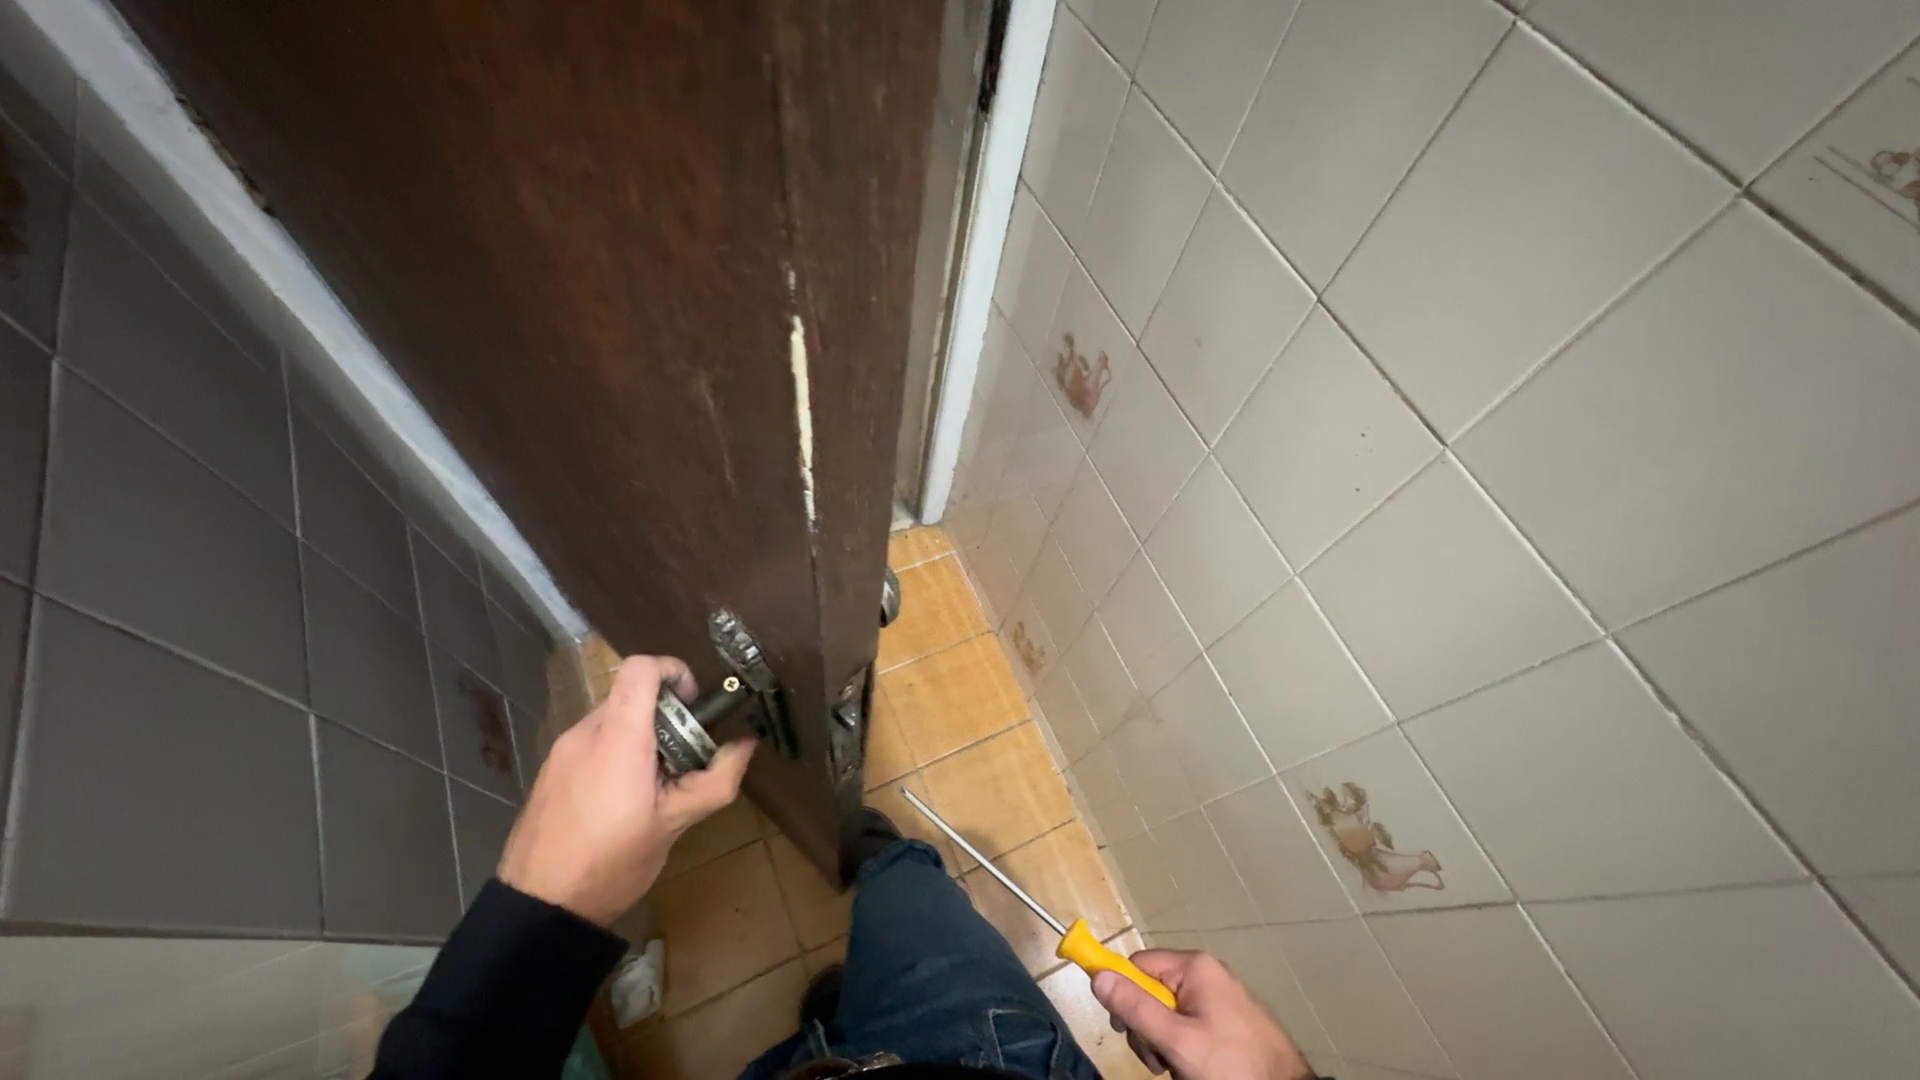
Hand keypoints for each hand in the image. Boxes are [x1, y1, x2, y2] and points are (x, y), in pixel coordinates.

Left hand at [497, 655, 755, 925]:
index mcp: (618, 737)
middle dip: (665, 716)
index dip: (674, 670)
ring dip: (641, 737)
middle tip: (683, 758)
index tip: (694, 705)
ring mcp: (561, 751)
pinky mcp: (550, 771)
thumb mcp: (676, 822)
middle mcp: (585, 732)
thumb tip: (747, 743)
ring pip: (612, 720)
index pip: (642, 667)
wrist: (539, 908)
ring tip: (654, 786)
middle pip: (631, 695)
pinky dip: (616, 754)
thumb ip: (716, 778)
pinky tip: (623, 800)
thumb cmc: (613, 861)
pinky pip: (592, 743)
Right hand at [1093, 950, 1313, 1079]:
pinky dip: (1184, 1049)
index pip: (1138, 964)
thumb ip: (1135, 1008)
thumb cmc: (1230, 1066)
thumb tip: (1096, 975)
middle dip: (1147, 1028)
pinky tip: (1192, 1071)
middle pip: (1152, 990)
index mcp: (1194, 967)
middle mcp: (1207, 974)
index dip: (1123, 994)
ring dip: (1164, 1043)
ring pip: (1170, 1013)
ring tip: (1177, 1071)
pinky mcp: (1230, 1021)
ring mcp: (1220, 998)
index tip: (1121, 1028)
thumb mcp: (1176, 1041)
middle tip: (1157, 1061)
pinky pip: (1191, 1026)